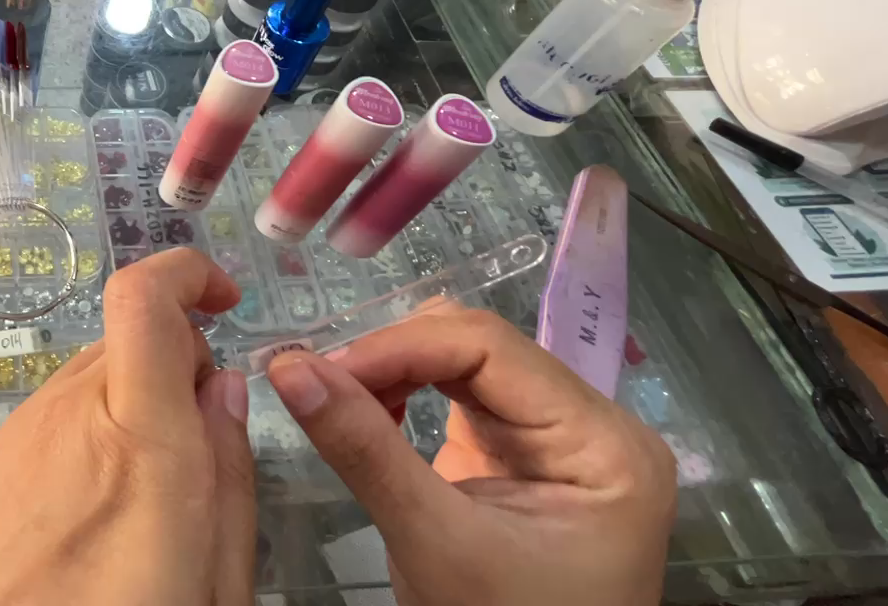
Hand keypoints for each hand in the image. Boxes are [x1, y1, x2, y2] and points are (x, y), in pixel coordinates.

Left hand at [0, 249, 253, 605]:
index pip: (142, 297)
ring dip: (140, 398)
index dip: (185, 272)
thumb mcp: (212, 588)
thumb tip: (223, 386)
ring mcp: (23, 428)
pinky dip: (99, 424)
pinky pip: (64, 407)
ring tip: (156, 494)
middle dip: (182, 362)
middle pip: (132, 335)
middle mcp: (68, 410)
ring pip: (100, 371)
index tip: (222, 298)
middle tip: (206, 442)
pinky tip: (102, 507)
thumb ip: (228, 474)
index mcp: (133, 436)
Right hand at [265, 308, 675, 605]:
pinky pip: (450, 384)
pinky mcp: (513, 445)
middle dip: (389, 353)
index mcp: (602, 442)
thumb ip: (363, 448)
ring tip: (337, 396)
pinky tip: (369, 412)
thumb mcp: (433, 544)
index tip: (320, 369)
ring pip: (456, 354)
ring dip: (389, 365)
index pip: (488, 347)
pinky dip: (399, 385)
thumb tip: (285, 365)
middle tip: (318, 381)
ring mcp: (552, 431)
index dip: (398, 346)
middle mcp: (587, 420)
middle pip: (472, 342)